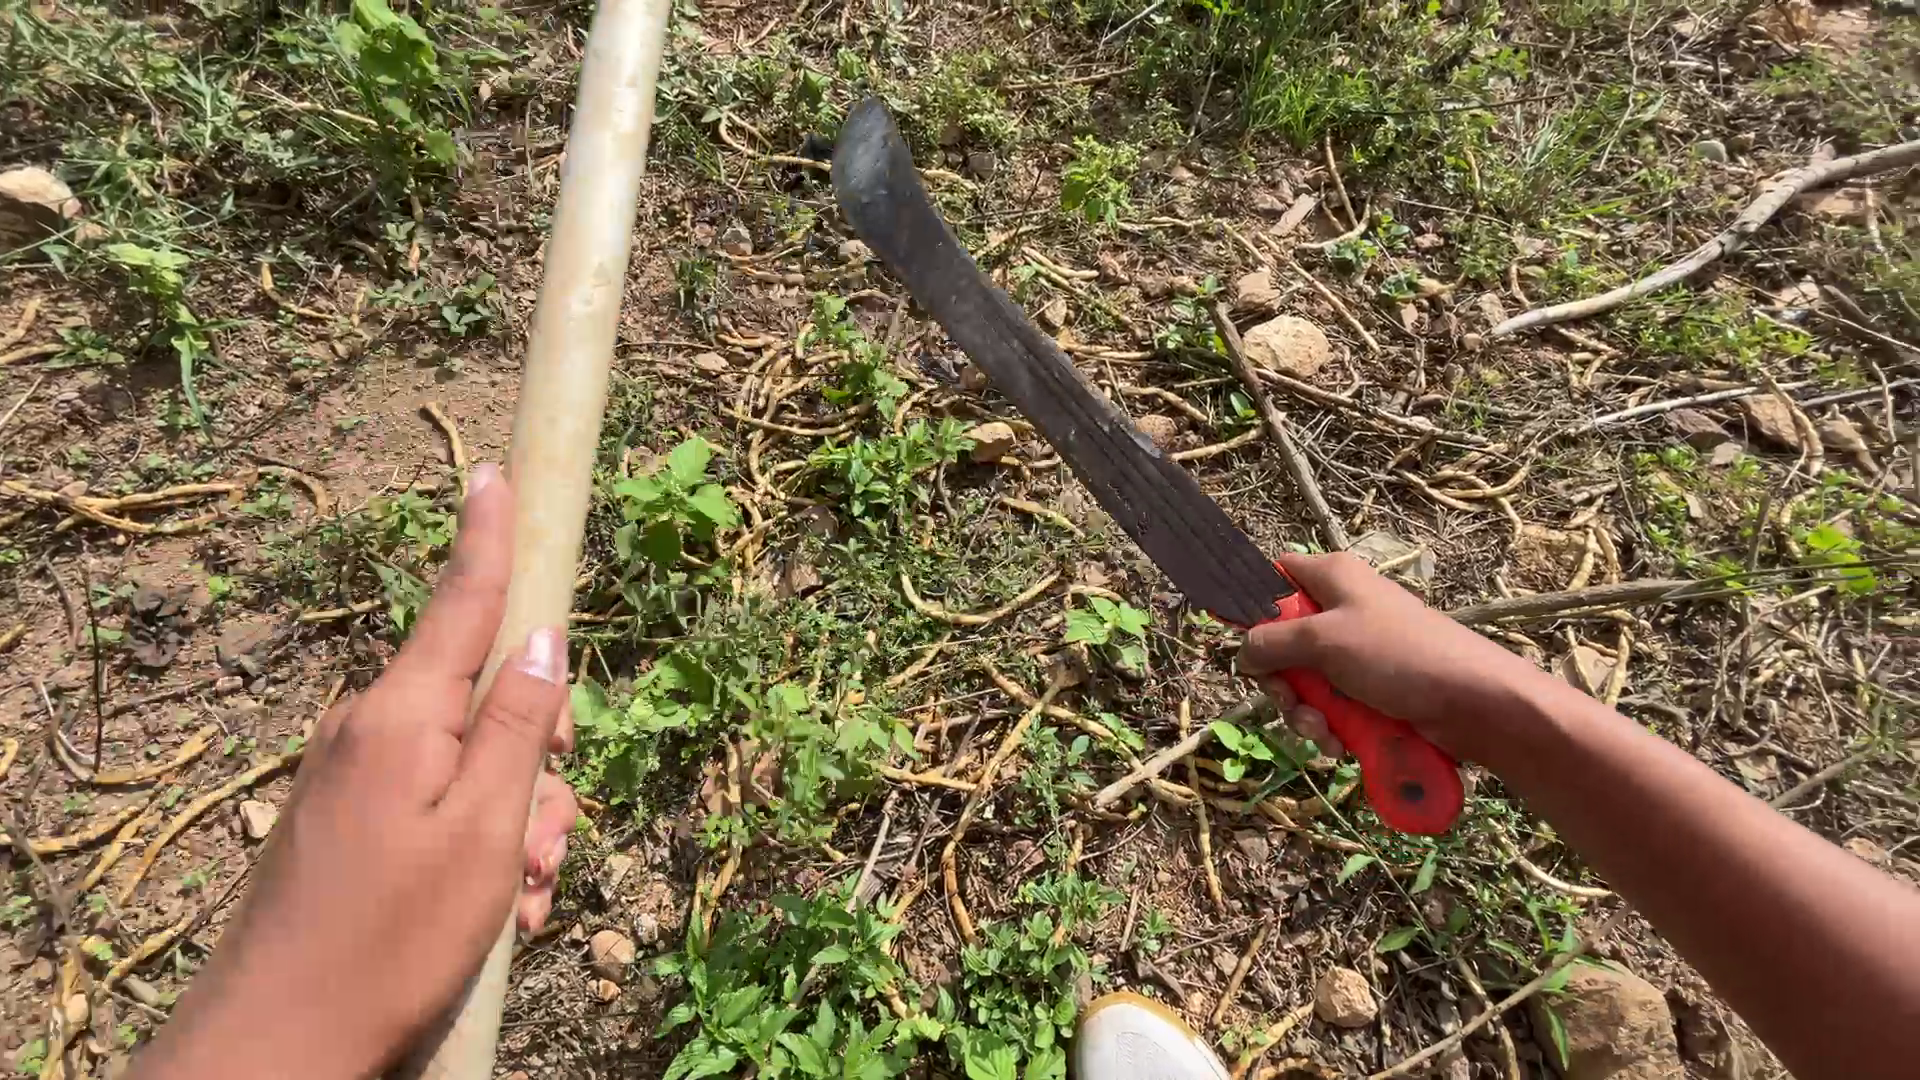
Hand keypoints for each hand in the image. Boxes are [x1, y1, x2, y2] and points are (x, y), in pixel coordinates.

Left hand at [135, 463, 578, 1079]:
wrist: (274, 1061)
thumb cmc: (394, 938)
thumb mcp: (488, 825)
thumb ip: (520, 721)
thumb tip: (545, 639)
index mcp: (402, 717)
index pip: (461, 601)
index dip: (486, 535)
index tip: (490, 472)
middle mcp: (375, 729)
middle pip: (493, 694)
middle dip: (542, 751)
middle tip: (549, 829)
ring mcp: (360, 774)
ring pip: (480, 754)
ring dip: (522, 812)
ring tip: (523, 888)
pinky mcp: (358, 815)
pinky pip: (450, 798)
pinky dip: (488, 839)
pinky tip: (498, 904)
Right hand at [1237, 552, 1551, 763]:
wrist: (1479, 705)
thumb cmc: (1398, 654)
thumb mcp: (1323, 640)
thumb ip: (1271, 642)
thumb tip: (1242, 654)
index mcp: (1332, 578)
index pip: (1276, 577)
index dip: (1256, 607)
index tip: (1249, 643)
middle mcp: (1341, 608)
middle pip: (1282, 640)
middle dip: (1281, 680)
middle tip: (1289, 700)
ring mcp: (1357, 650)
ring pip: (1305, 679)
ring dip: (1305, 712)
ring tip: (1322, 733)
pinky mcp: (1372, 687)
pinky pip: (1332, 704)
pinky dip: (1330, 726)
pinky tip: (1339, 743)